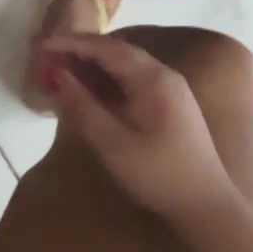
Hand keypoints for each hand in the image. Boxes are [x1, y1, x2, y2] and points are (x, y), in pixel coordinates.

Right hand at [38, 34, 240, 228]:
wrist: (208, 208)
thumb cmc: (159, 176)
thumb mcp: (114, 145)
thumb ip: (83, 108)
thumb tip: (58, 76)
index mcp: (154, 80)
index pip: (107, 48)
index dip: (73, 43)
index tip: (44, 46)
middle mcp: (165, 76)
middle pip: (118, 51)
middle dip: (82, 51)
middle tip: (49, 59)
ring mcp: (172, 90)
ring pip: (126, 65)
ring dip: (94, 65)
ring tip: (64, 72)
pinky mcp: (171, 105)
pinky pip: (134, 80)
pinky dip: (109, 80)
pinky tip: (92, 92)